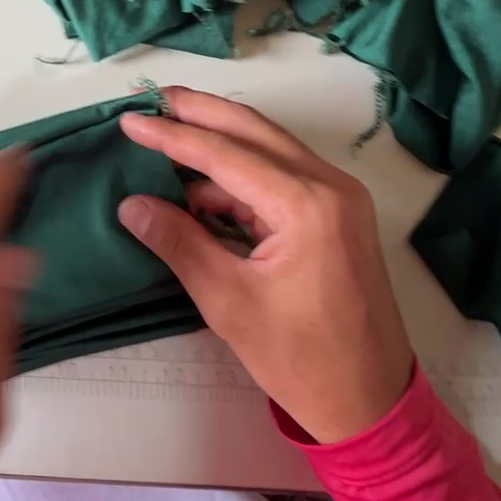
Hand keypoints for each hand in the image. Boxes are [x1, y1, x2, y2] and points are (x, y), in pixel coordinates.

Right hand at [118, 88, 413, 442]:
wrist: (370, 403)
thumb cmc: (300, 358)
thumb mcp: (228, 301)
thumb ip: (179, 243)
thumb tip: (131, 204)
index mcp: (307, 205)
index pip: (225, 153)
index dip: (172, 135)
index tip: (130, 120)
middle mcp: (329, 185)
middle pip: (252, 130)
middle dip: (199, 111)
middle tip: (151, 97)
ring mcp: (337, 195)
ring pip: (266, 147)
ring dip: (216, 139)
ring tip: (165, 133)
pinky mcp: (334, 211)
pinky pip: (277, 175)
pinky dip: (236, 174)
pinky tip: (199, 185)